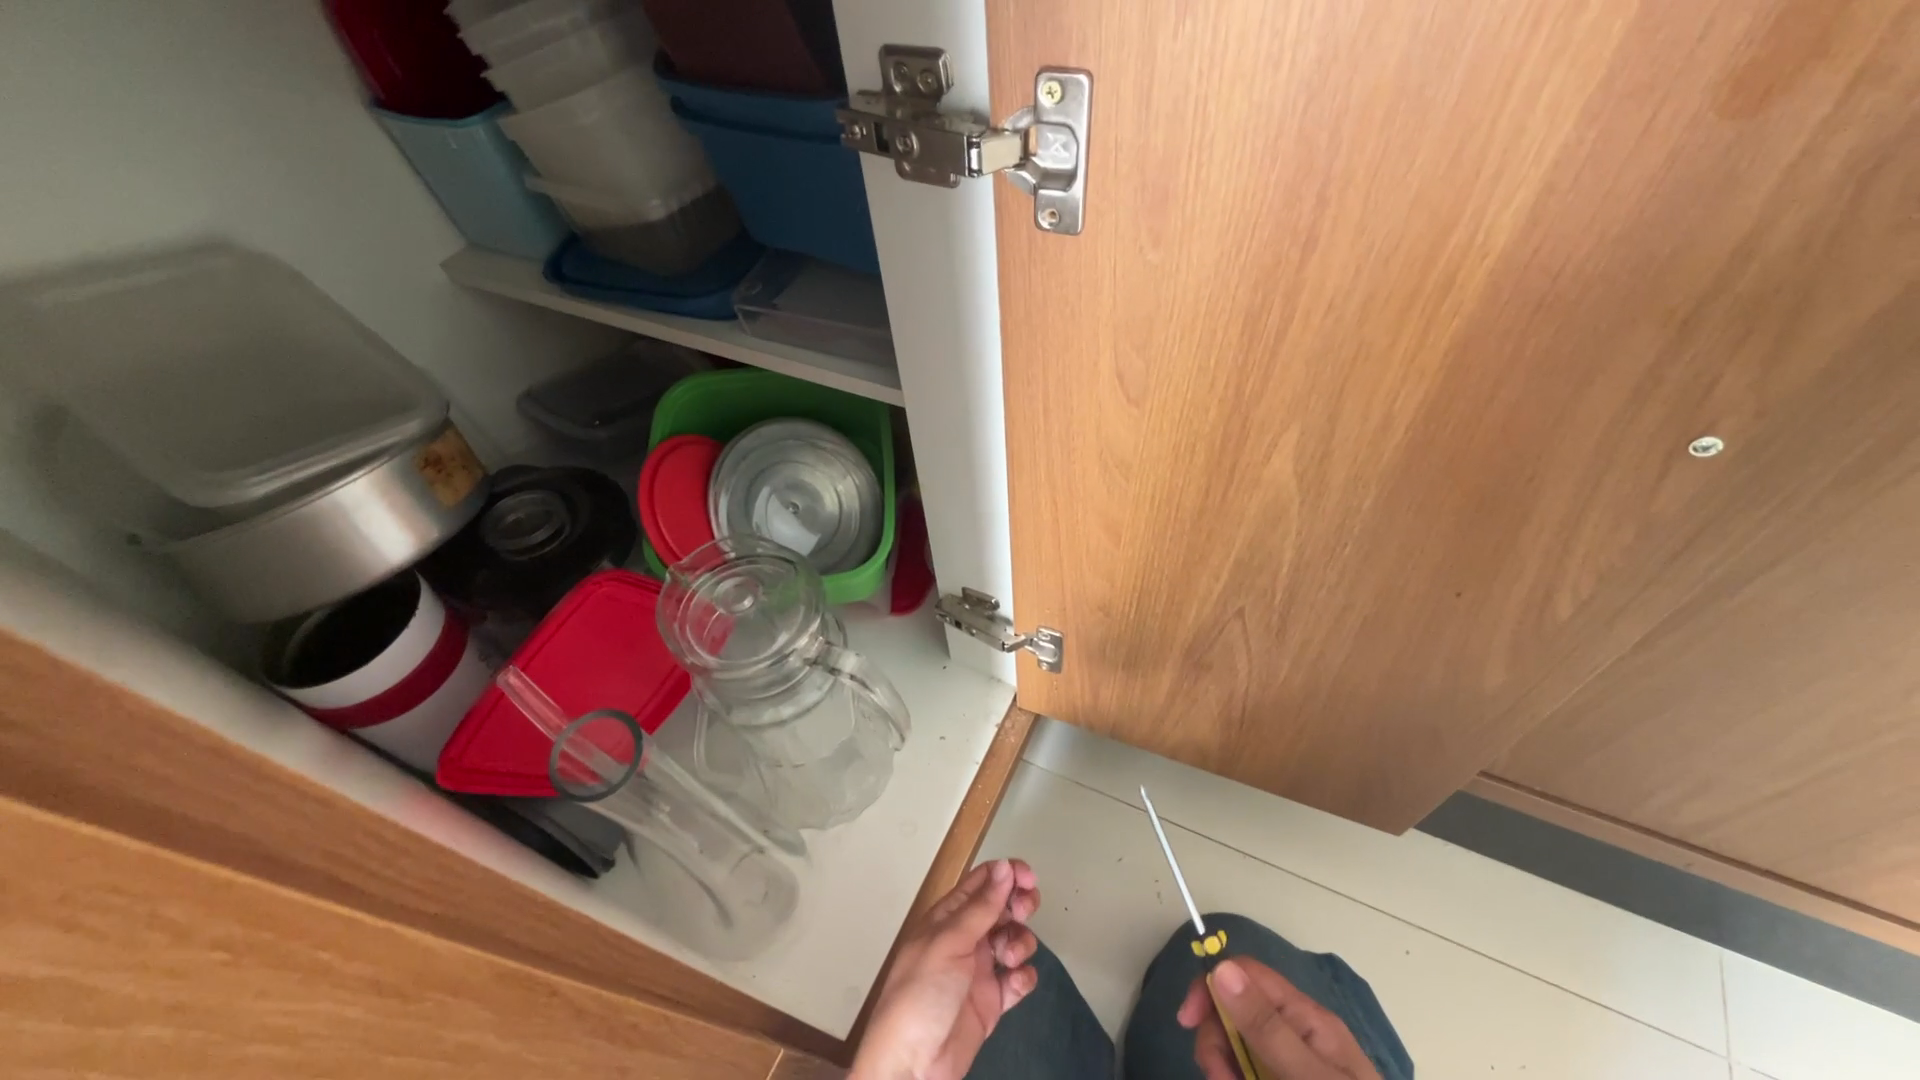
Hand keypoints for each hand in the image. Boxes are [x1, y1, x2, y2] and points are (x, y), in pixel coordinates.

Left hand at [850, 858, 1042, 1079]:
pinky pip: (1018, 979)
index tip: (1029, 878)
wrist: (913, 1065)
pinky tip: (1015, 984)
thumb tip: (1005, 867)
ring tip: (1009, 961)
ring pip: (1014, 940)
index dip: (1007, 874)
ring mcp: (979, 970)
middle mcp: (966, 938)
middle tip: (1024, 912)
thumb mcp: (948, 943)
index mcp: (948, 918)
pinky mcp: (992, 1001)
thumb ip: (980, 907)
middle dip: (1019, 905)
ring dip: (1020, 943)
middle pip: (1002, 907)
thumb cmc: (921, 994)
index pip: (982, 882)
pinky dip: (1023, 977)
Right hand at [1178, 957, 1382, 1079]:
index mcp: (1305, 1019)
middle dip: (1216, 1044)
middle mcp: (1294, 1034)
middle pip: (1232, 1013)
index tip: (1187, 1022)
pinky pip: (1243, 1074)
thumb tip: (1220, 967)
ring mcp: (1286, 1065)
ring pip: (1233, 1049)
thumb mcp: (1309, 1079)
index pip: (1247, 974)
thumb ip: (1267, 1027)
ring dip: (1223, 1071)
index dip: (1210, 987)